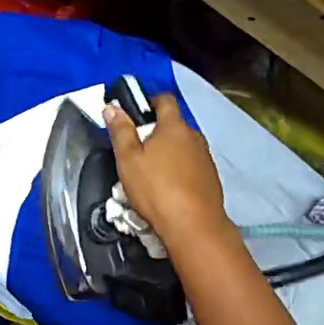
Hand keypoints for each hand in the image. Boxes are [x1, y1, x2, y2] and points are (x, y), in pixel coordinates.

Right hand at [103, 93, 230, 244]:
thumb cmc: (155, 189)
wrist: (193, 224)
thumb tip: (113, 107)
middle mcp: (194, 136)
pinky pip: (192, 165)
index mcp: (174, 126)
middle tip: (137, 151)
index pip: (165, 100)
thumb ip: (121, 132)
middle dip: (157, 132)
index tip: (135, 114)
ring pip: (183, 147)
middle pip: (174, 125)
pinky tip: (169, 188)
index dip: (150, 102)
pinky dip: (180, 170)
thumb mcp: (128, 160)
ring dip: (169, 153)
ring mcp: (206, 157)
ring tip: (152, 174)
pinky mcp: (211, 177)